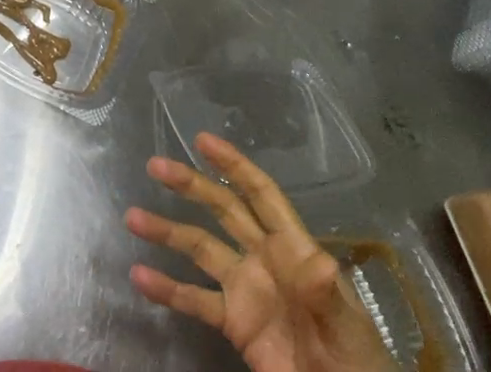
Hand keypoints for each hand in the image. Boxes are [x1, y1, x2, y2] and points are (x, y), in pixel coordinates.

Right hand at [126, 133, 395, 371]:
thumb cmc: (358, 363)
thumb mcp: (347, 330)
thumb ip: (325, 297)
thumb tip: (316, 260)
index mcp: (294, 252)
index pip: (262, 197)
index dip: (234, 166)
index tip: (203, 141)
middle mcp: (264, 261)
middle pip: (224, 211)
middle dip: (191, 186)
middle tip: (155, 167)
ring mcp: (246, 290)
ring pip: (200, 249)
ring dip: (167, 232)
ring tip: (132, 218)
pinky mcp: (232, 322)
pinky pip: (194, 299)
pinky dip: (167, 289)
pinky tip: (140, 276)